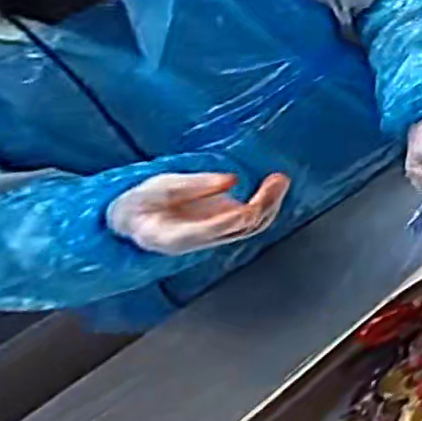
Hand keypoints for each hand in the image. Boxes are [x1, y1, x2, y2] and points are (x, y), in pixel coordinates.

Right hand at [107, 172, 289, 255]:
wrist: (141, 212)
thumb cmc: (147, 199)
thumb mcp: (159, 186)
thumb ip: (193, 184)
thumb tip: (231, 181)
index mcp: (164, 236)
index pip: (196, 235)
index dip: (223, 224)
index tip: (246, 209)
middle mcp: (192, 242)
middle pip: (233, 230)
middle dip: (260, 206)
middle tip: (277, 179)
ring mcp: (213, 236)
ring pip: (250, 226)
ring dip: (270, 202)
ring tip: (279, 178)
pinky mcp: (227, 227)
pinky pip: (254, 220)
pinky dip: (269, 202)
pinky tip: (275, 183)